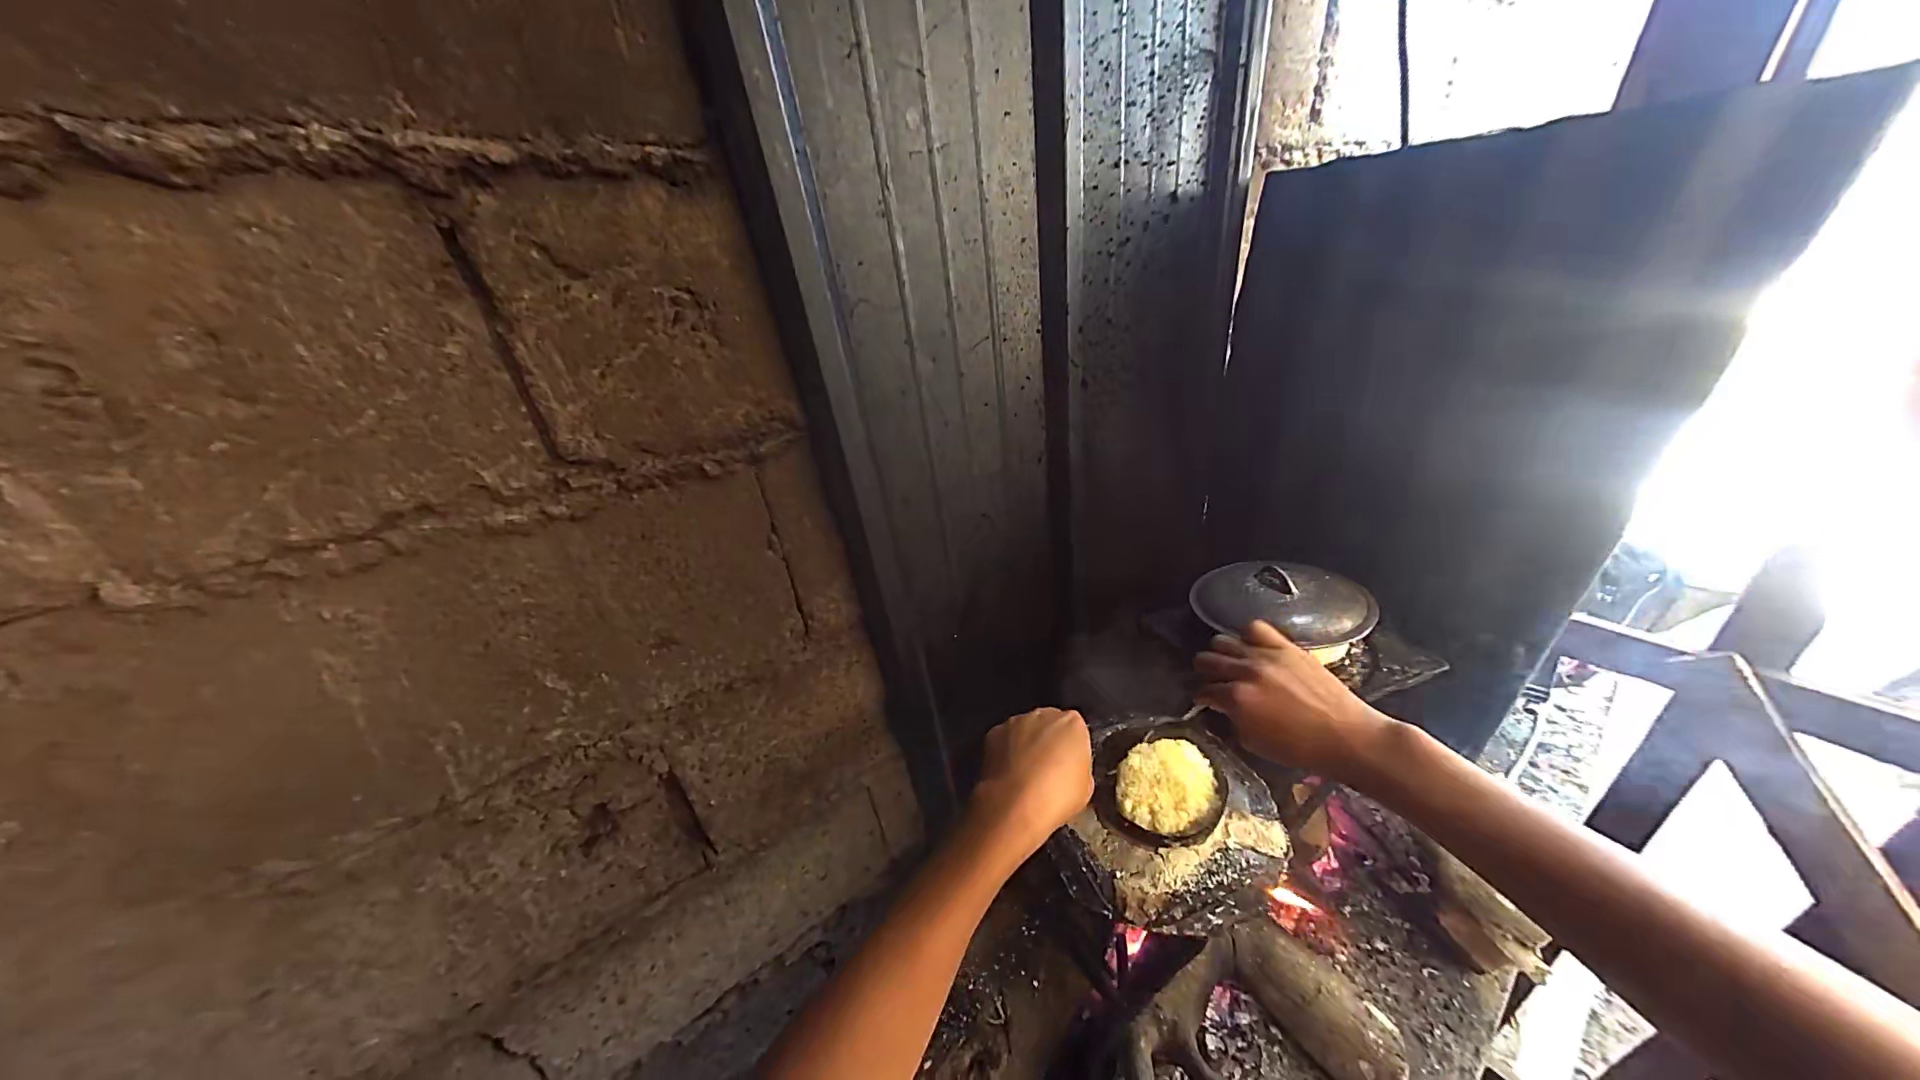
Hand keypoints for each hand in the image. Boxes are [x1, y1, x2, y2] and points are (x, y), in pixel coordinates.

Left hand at [968, 707, 1093, 857]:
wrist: (1016, 805)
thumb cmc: (1056, 796)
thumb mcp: (1085, 787)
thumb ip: (1079, 766)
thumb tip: (1070, 769)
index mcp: (1072, 723)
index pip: (1076, 728)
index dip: (1072, 747)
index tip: (1069, 764)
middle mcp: (1043, 715)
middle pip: (1049, 724)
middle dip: (1048, 741)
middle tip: (1048, 769)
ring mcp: (1016, 722)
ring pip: (1024, 729)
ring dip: (1026, 744)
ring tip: (1025, 774)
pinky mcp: (994, 732)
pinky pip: (1004, 739)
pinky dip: (1005, 751)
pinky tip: (1009, 773)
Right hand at [1194, 620, 1389, 778]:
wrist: (1348, 737)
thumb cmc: (1302, 748)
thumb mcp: (1254, 743)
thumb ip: (1232, 720)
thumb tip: (1224, 708)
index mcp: (1236, 699)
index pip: (1204, 691)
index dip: (1201, 697)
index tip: (1204, 700)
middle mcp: (1247, 672)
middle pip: (1206, 660)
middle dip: (1204, 672)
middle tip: (1212, 680)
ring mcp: (1267, 656)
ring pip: (1224, 641)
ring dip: (1221, 654)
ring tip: (1229, 663)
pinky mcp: (1287, 647)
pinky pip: (1256, 628)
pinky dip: (1247, 636)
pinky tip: (1252, 649)